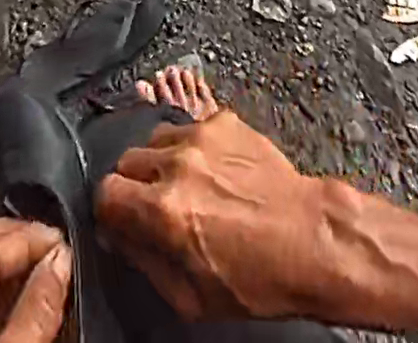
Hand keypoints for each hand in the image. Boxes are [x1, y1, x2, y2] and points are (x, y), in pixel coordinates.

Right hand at [95, 112, 331, 321]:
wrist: (311, 238)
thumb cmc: (258, 278)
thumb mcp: (190, 296)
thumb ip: (143, 260)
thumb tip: (116, 235)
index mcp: (163, 210)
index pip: (105, 191)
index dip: (110, 210)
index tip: (122, 219)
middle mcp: (177, 164)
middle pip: (126, 160)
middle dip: (134, 184)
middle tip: (157, 204)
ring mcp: (201, 135)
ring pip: (155, 139)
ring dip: (161, 160)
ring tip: (187, 183)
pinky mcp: (223, 121)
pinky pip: (189, 126)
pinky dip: (192, 145)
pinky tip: (214, 168)